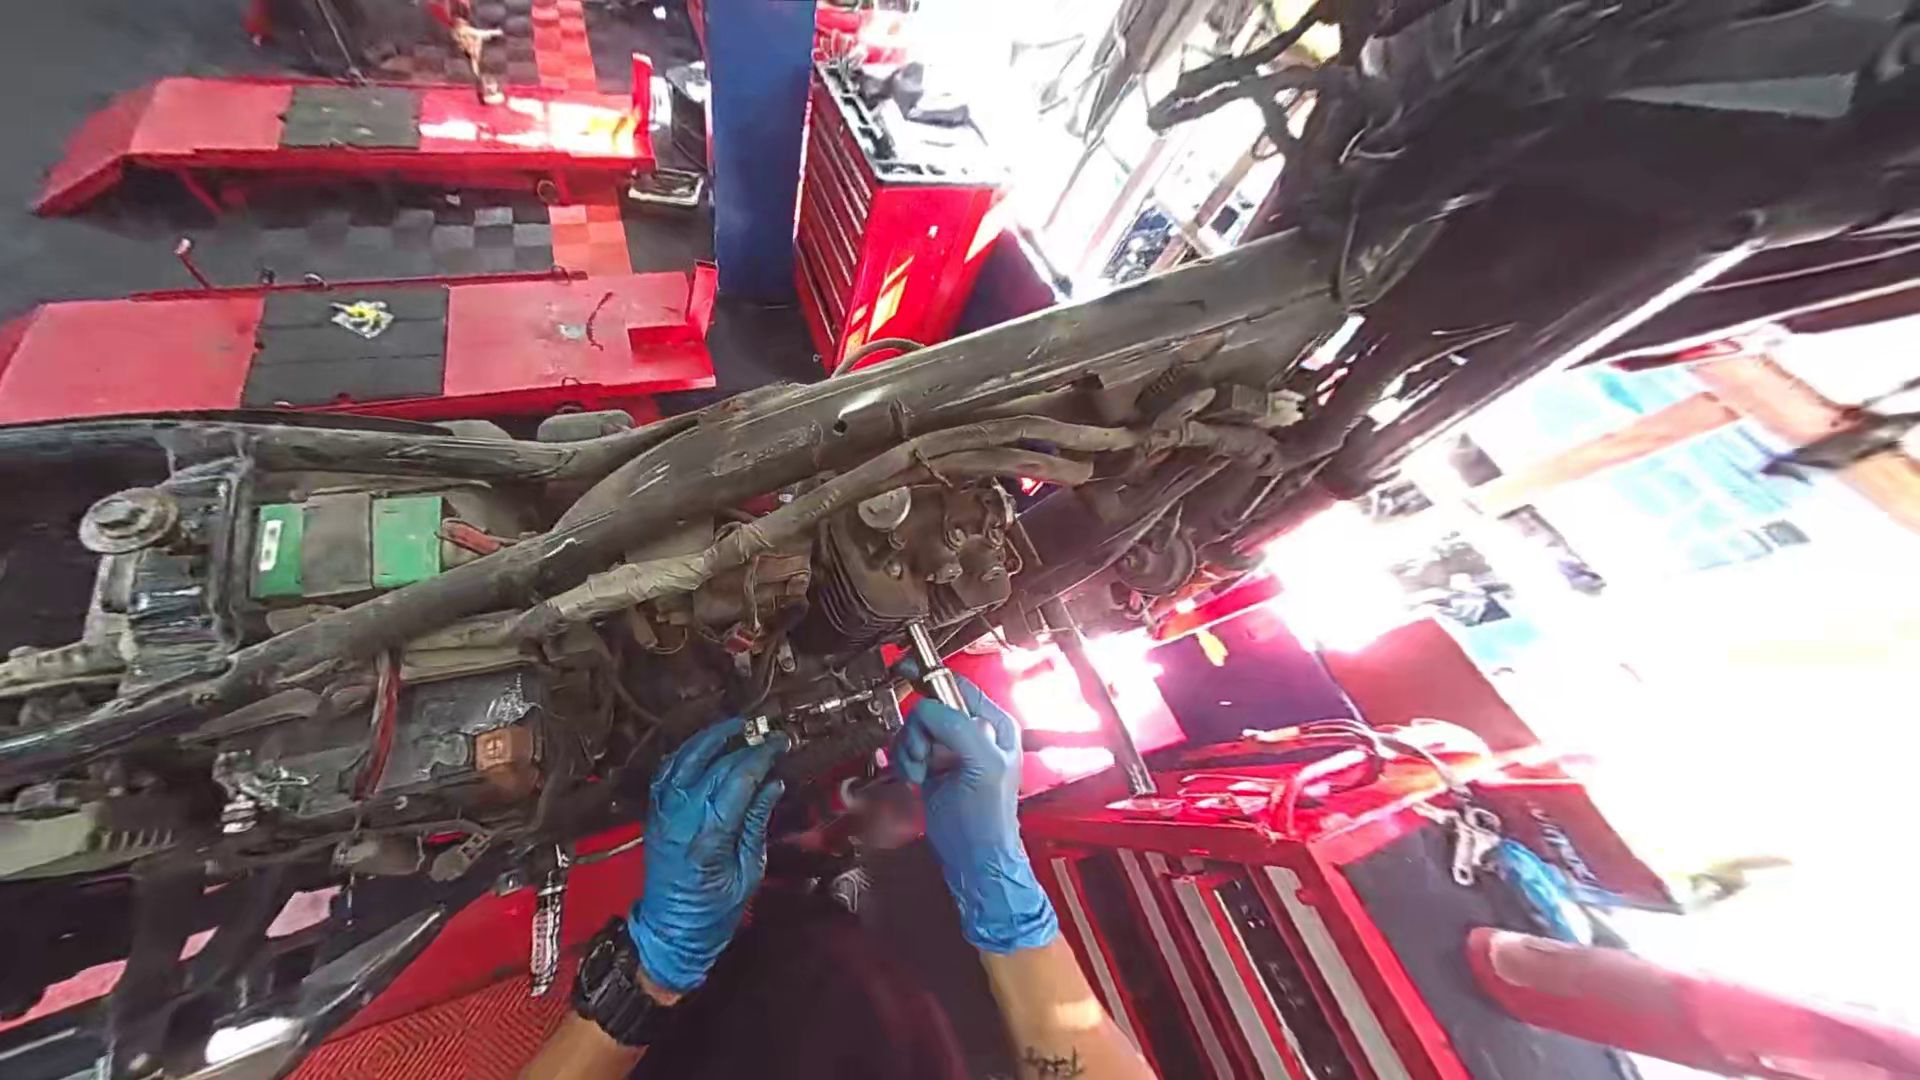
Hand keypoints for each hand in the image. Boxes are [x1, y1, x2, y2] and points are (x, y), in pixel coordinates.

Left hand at [627, 718, 786, 993]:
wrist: (668, 935)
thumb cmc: (715, 911)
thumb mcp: (749, 872)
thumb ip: (756, 823)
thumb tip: (773, 783)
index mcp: (709, 839)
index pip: (738, 781)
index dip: (761, 757)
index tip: (781, 743)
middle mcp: (682, 821)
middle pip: (715, 768)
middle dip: (745, 747)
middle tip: (770, 736)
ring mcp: (663, 815)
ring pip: (684, 762)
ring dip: (711, 738)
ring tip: (737, 725)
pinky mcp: (655, 814)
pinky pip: (668, 772)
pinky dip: (686, 752)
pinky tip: (705, 743)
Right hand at [893, 659, 1057, 953]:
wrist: (973, 860)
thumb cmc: (988, 817)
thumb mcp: (983, 764)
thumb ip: (959, 728)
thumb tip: (929, 708)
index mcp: (993, 723)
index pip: (958, 688)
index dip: (933, 680)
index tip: (907, 670)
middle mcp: (972, 731)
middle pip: (930, 706)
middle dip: (919, 730)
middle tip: (923, 755)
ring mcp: (950, 747)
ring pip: (915, 726)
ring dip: (910, 748)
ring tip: (920, 771)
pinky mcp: (932, 764)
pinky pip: (908, 746)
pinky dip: (905, 761)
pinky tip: (916, 778)